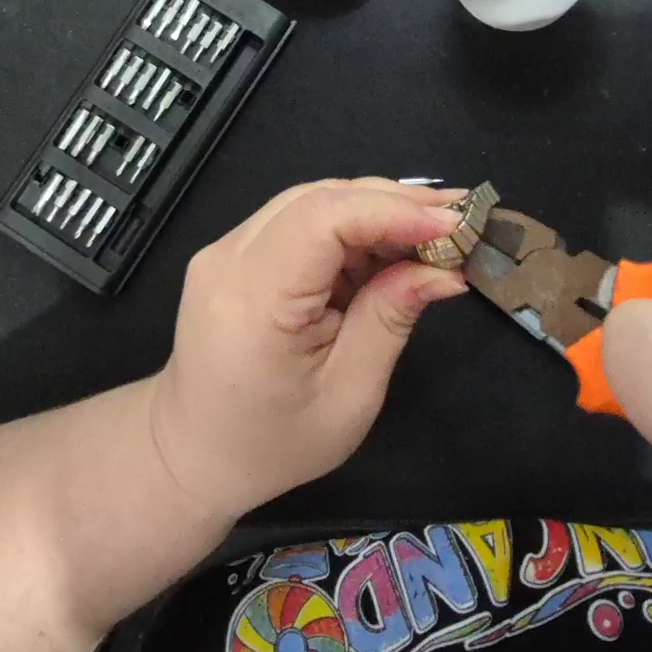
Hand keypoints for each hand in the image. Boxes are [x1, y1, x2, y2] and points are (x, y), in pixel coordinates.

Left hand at [149, 179, 469, 519]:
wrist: (192, 452)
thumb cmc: (272, 443)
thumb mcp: (348, 396)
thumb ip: (391, 320)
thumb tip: (445, 269)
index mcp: (251, 300)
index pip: (323, 220)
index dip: (392, 211)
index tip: (454, 224)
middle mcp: (228, 258)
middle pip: (318, 199)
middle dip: (394, 203)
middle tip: (459, 219)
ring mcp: (224, 250)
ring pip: (310, 201)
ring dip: (375, 210)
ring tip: (435, 230)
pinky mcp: (233, 253)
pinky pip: (297, 220)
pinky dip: (349, 226)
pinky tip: (389, 244)